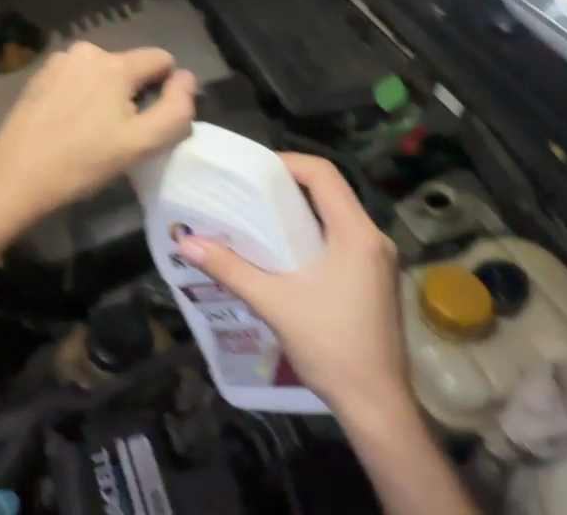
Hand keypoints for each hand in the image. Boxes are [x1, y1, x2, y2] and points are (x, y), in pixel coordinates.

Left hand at [0, 42, 195, 224]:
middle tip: (117, 135)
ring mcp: (59, 61)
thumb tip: (187, 78)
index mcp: (115, 63)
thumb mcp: (141, 143)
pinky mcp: (39, 75)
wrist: (15, 175)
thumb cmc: (83, 162)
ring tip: (89, 133)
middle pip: (130, 68)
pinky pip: (76, 80)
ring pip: (102, 74)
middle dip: (132, 95)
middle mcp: (87, 51)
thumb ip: (176, 109)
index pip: (162, 60)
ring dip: (105, 96)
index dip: (165, 90)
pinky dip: (80, 97)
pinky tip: (67, 126)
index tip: (148, 123)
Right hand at [178, 154, 412, 419]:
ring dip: (302, 212)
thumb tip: (187, 243)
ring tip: (260, 219)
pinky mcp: (376, 280)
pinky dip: (315, 235)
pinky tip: (287, 255)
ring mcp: (379, 260)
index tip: (253, 170)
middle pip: (332, 192)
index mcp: (356, 233)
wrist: (377, 404)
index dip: (287, 163)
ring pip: (338, 217)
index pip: (324, 174)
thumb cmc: (330, 345)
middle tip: (249, 192)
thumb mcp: (274, 304)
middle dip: (289, 187)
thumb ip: (231, 269)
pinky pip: (343, 240)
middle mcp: (373, 238)